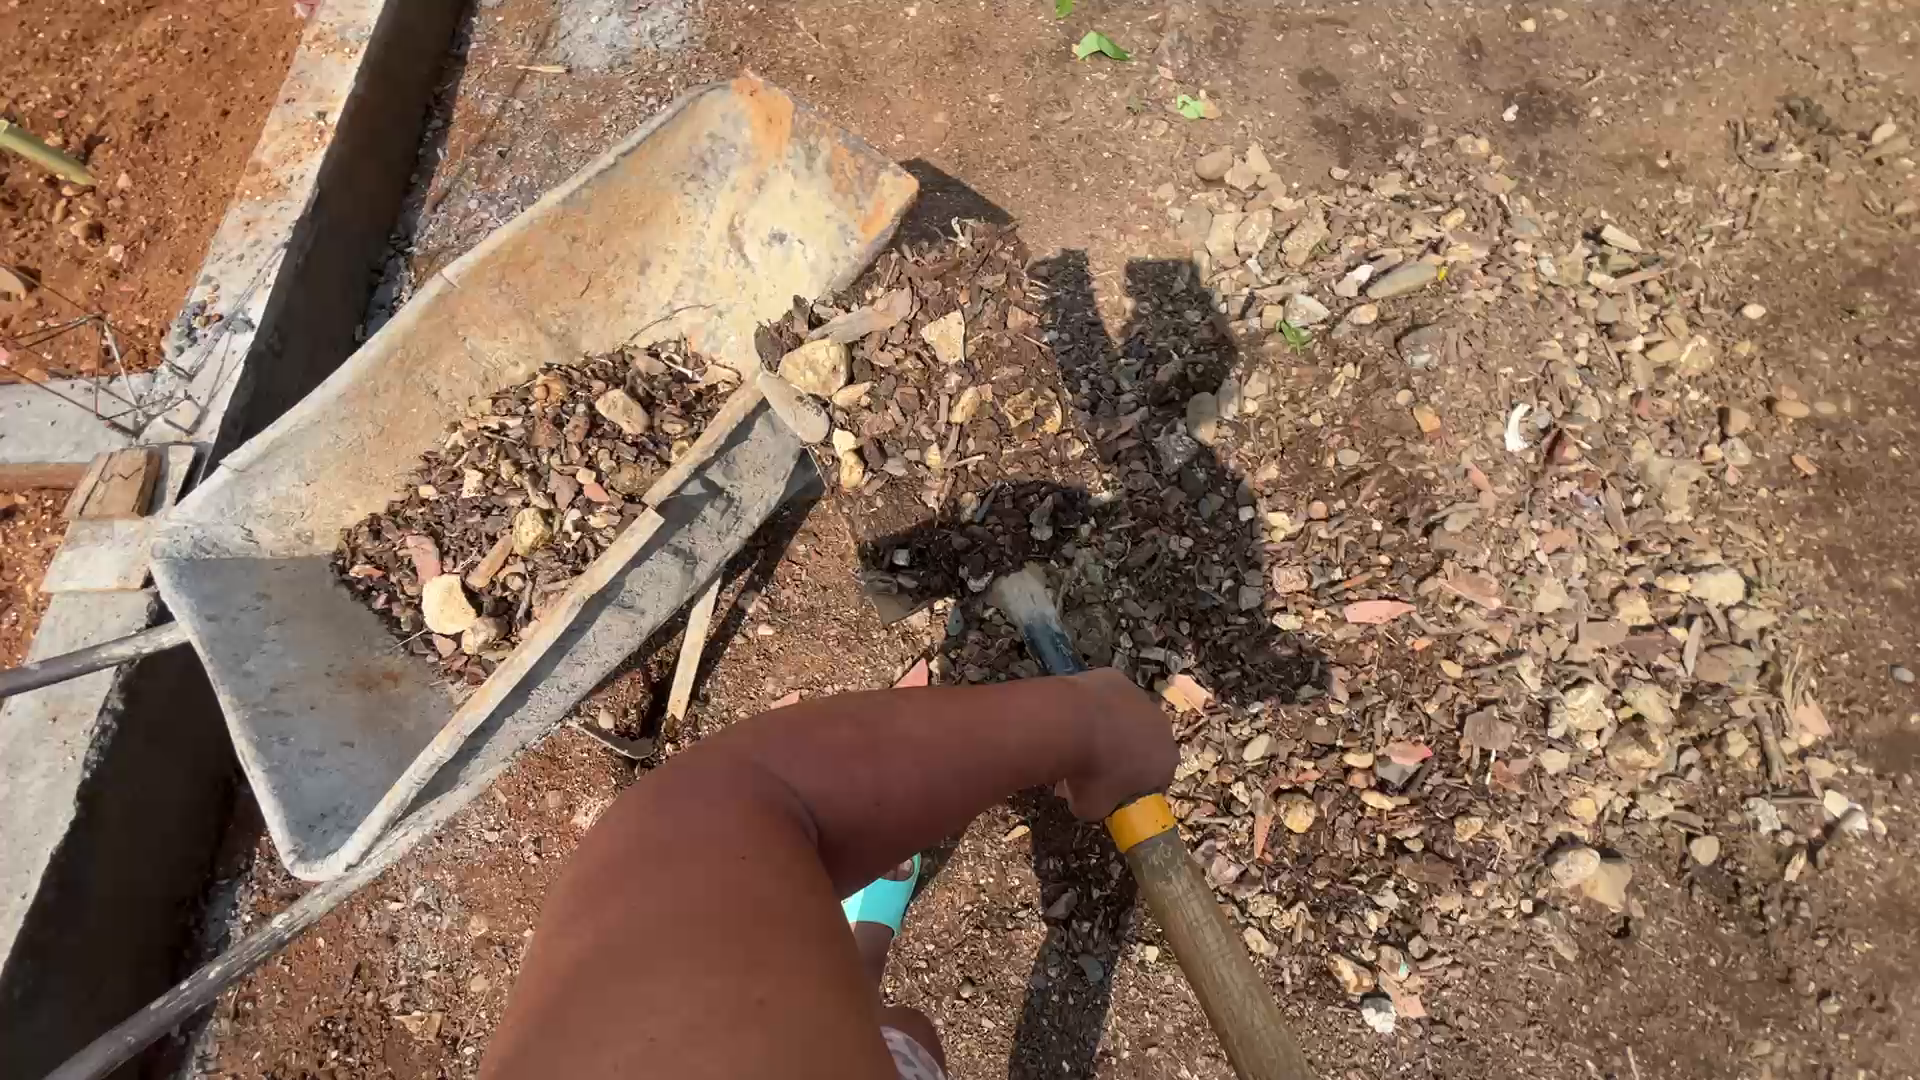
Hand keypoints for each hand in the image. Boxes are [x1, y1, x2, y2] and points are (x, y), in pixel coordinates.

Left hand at [1056, 668, 1178, 820]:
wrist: (1069, 725)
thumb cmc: (1088, 774)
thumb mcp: (1093, 808)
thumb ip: (1101, 806)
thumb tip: (1091, 801)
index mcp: (1166, 762)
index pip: (1155, 780)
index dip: (1132, 787)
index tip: (1110, 790)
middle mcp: (1161, 726)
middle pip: (1142, 745)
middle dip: (1121, 755)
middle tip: (1090, 765)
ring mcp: (1140, 697)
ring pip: (1126, 717)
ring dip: (1108, 727)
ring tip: (1076, 737)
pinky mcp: (1116, 677)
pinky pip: (1106, 695)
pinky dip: (1093, 703)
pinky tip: (1073, 713)